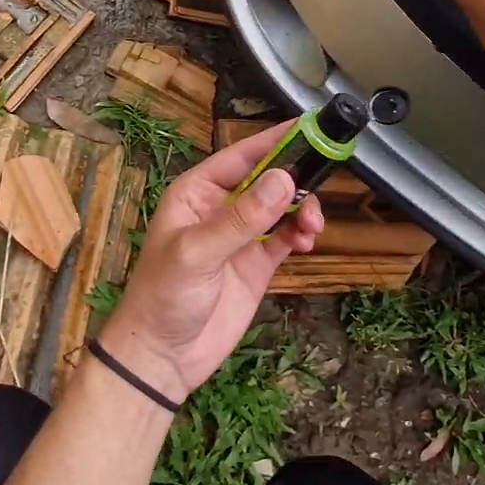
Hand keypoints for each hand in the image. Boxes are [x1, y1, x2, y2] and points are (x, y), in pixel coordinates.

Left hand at [97, 123, 324, 401]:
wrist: (163, 356)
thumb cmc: (163, 296)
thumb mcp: (197, 253)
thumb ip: (241, 219)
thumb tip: (283, 180)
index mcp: (197, 191)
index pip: (241, 156)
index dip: (274, 141)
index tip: (310, 127)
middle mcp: (221, 207)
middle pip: (268, 178)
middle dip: (296, 178)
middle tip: (321, 182)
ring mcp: (241, 235)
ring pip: (282, 207)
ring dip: (302, 209)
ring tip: (311, 226)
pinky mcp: (257, 263)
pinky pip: (287, 236)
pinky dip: (301, 234)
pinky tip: (307, 242)